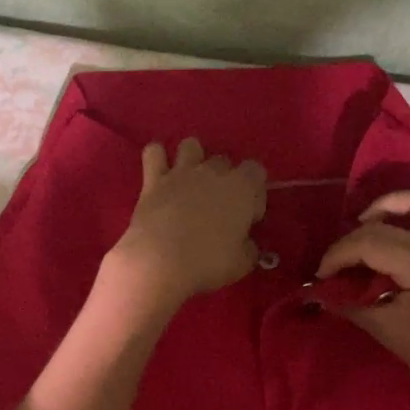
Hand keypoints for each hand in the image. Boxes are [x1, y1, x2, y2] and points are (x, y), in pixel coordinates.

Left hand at [103, 137, 266, 321]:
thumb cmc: (208, 263)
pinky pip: (153, 152)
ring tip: (190, 182)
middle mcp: (212, 172)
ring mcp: (181, 173)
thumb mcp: (242, 263)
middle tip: (218, 208)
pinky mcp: (153, 180)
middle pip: (223, 160)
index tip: (247, 216)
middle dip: (224, 178)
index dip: (254, 191)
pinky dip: (157, 157)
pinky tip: (160, 172)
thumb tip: (245, 243)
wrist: (159, 262)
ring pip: (191, 145)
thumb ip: (248, 247)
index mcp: (241, 188)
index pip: (256, 170)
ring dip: (193, 158)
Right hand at [317, 189, 409, 409]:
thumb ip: (350, 303)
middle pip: (385, 225)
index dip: (337, 256)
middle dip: (352, 241)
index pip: (368, 244)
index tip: (321, 276)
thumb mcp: (385, 330)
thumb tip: (319, 291)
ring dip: (394, 205)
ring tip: (373, 224)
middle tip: (338, 266)